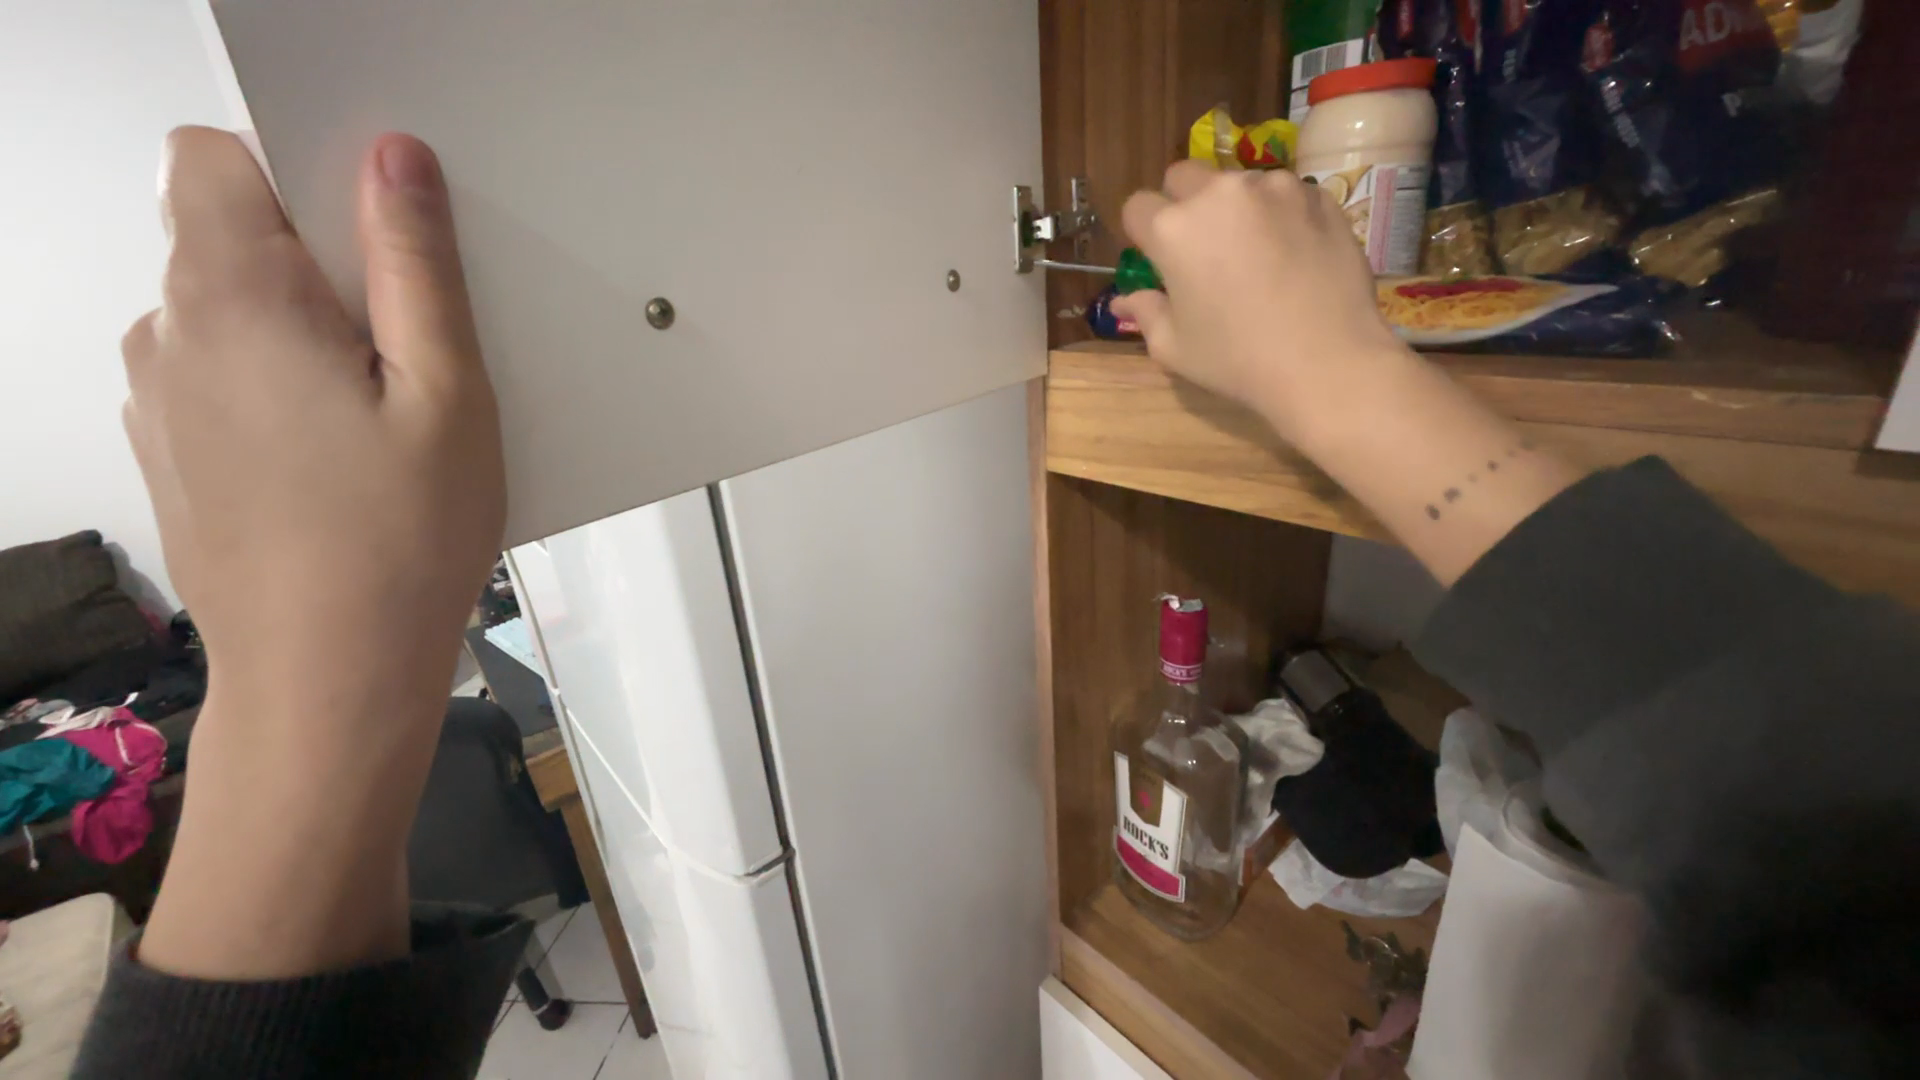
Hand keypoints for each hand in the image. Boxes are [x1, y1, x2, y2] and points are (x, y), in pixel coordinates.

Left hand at [126, 127, 503, 977]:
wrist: (331, 670)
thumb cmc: (401, 539)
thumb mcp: (448, 392)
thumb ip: (418, 267)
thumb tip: (395, 159)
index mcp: (236, 300)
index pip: (221, 158)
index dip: (308, 180)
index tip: (384, 248)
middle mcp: (171, 334)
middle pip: (236, 239)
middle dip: (331, 271)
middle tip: (415, 355)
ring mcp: (165, 397)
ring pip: (239, 314)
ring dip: (317, 336)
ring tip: (393, 418)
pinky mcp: (181, 448)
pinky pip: (234, 377)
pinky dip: (294, 389)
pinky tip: (355, 458)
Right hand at [1111, 161, 1406, 436]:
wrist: (1326, 360)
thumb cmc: (1237, 359)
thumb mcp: (1174, 347)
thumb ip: (1145, 313)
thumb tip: (1125, 301)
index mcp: (1173, 230)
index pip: (1137, 207)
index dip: (1141, 233)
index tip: (1156, 258)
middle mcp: (1219, 193)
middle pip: (1183, 177)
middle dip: (1182, 205)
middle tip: (1200, 249)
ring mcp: (1273, 187)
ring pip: (1236, 183)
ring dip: (1233, 208)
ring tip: (1253, 253)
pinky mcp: (1317, 194)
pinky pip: (1283, 193)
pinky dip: (1277, 214)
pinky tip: (1290, 254)